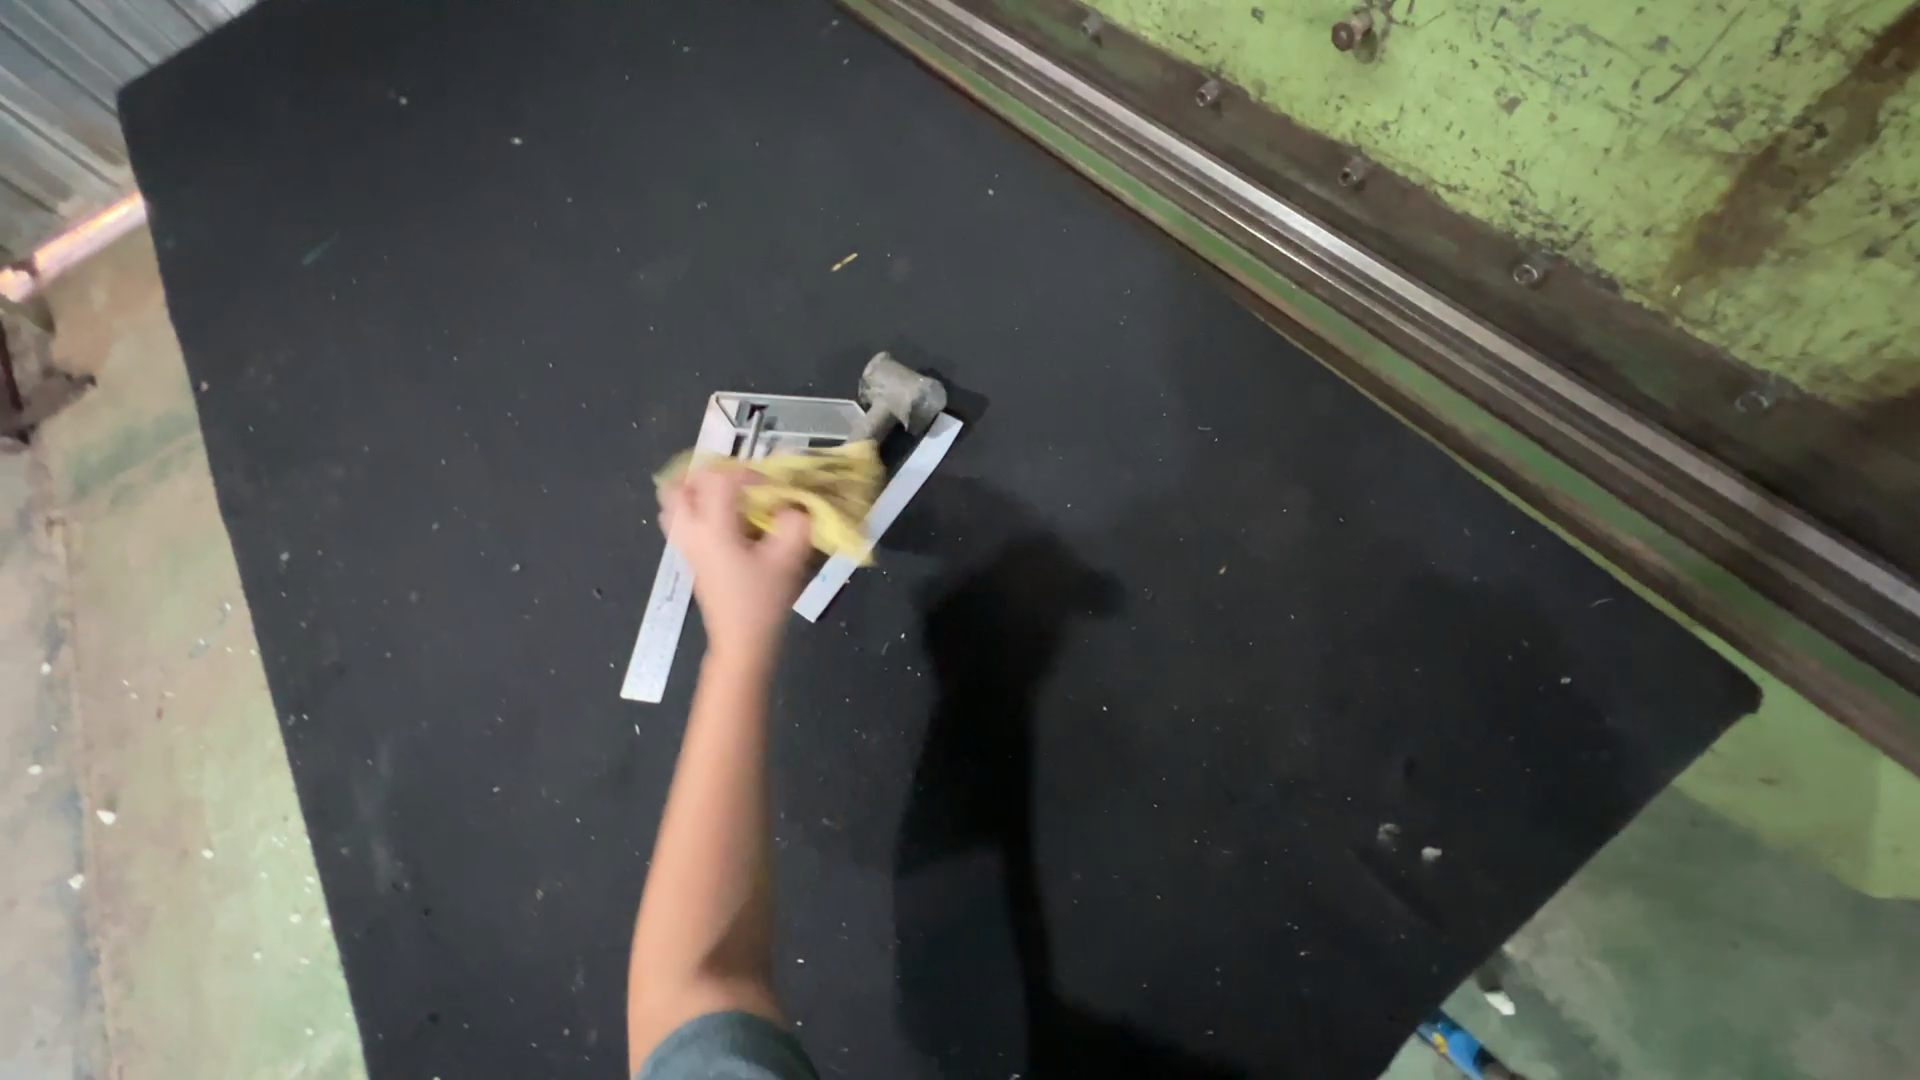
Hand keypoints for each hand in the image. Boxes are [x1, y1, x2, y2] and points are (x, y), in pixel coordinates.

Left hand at [659, 467, 813, 660]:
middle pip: (677, 487)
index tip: (769, 485)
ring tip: (723, 496)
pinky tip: (724, 521)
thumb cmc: (763, 601)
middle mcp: (693, 533)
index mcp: (714, 528)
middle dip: (703, 475)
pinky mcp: (691, 560)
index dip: (746, 472)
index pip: (719, 480)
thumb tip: (794, 506)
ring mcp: (687, 548)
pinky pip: (680, 524)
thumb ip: (795, 525)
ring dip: (695, 493)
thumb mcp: (788, 560)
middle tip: (731, 479)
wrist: (741, 641)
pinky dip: (696, 512)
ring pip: (672, 506)